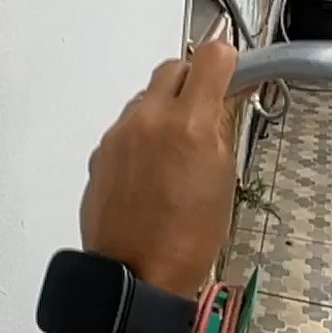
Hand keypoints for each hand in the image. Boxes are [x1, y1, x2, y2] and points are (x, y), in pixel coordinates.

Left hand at [80, 41, 239, 299]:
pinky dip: (141, 135)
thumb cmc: (188, 239)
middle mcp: (149, 119)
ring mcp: (119, 134)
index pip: (211, 57)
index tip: (230, 71)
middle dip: (192, 81)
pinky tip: (151, 170)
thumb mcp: (224, 180)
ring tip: (176, 151)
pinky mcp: (100, 152)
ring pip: (146, 98)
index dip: (226, 60)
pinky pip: (126, 127)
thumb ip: (222, 129)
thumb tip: (225, 99)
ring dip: (164, 109)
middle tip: (205, 111)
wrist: (136, 275)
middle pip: (173, 68)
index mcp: (189, 124)